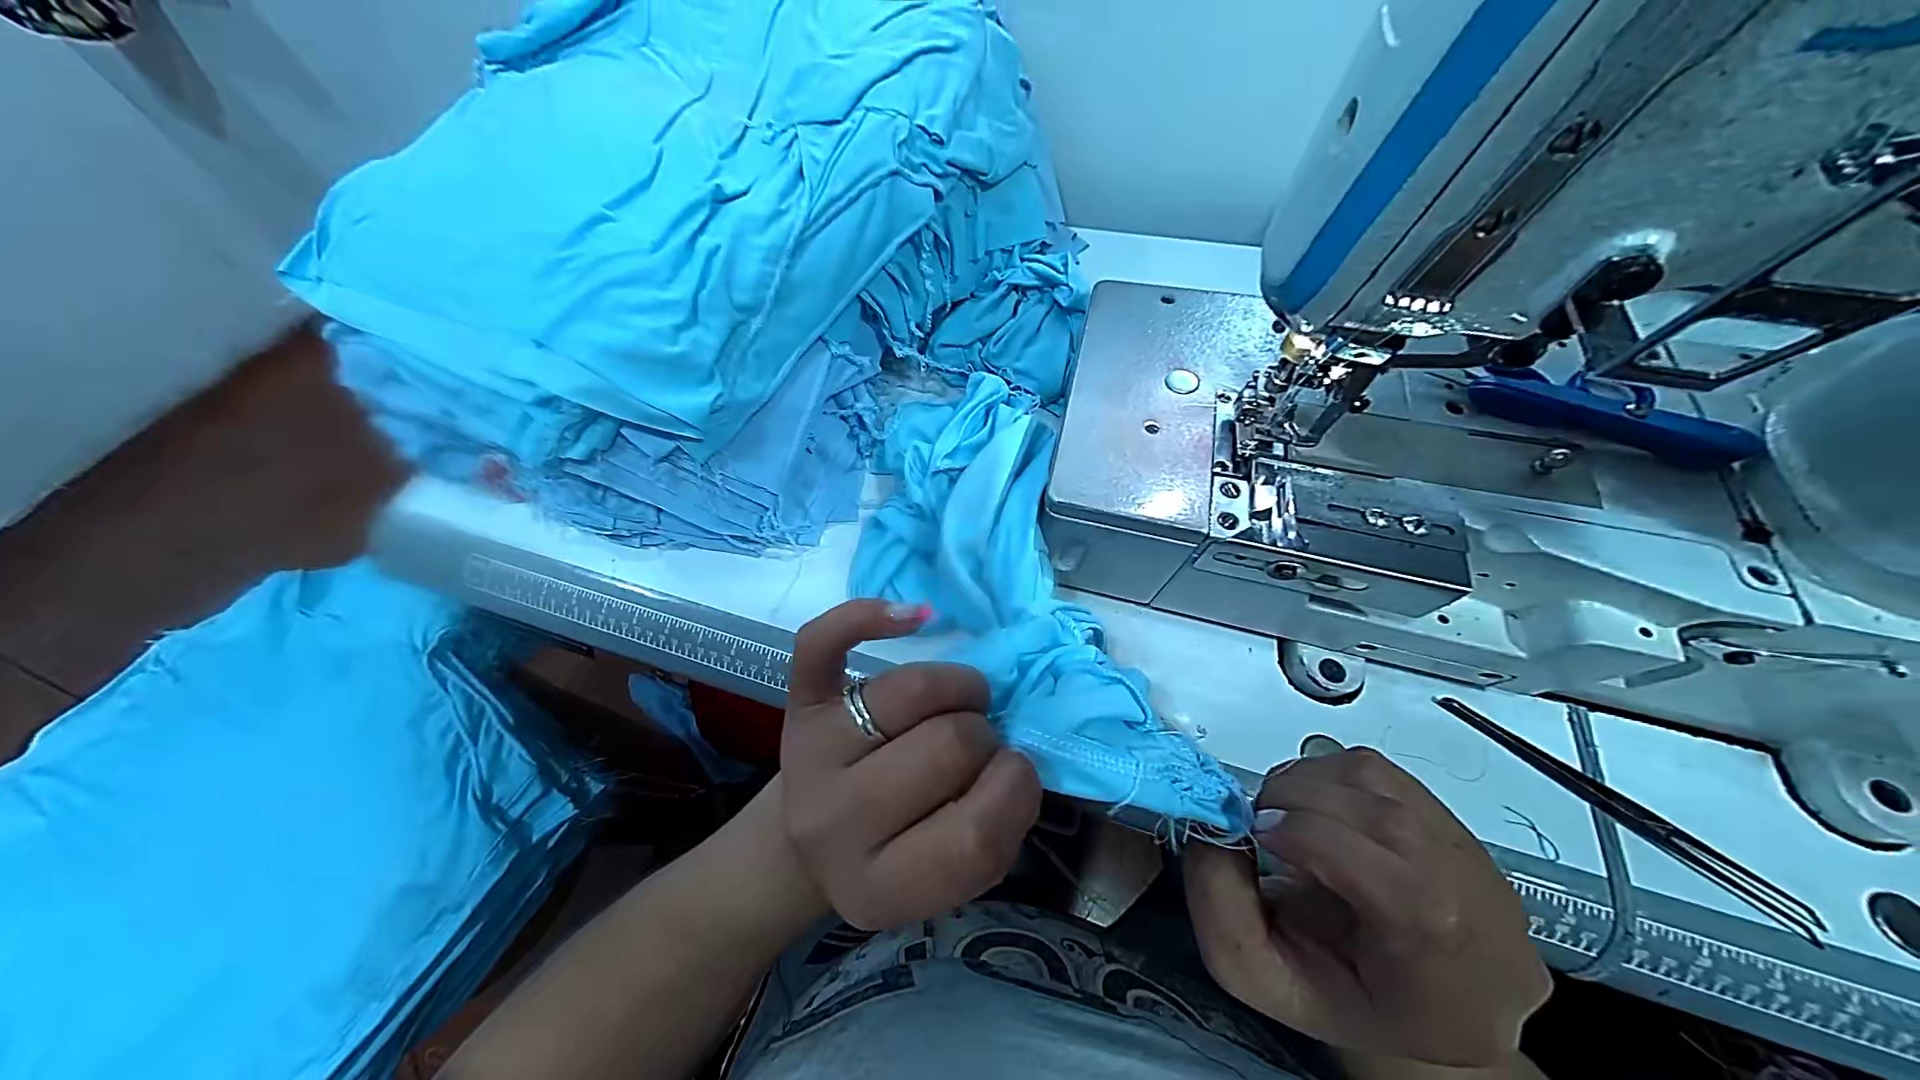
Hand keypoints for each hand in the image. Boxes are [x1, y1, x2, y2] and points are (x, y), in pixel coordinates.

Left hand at [781, 599, 1042, 929]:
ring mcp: (810, 756)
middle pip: (950, 745)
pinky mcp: (799, 704)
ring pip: (914, 689)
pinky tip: (916, 618)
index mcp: (879, 887)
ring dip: (962, 686)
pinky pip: (822, 643)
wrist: (818, 838)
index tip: (1010, 773)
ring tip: (963, 701)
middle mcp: (832, 822)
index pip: (976, 837)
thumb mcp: (954, 871)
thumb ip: (995, 823)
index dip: (1014, 791)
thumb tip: (1016, 744)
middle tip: (976, 744)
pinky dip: (867, 617)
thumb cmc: (902, 850)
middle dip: (985, 735)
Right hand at [1184, 748, 1549, 1066]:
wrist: (1435, 1011)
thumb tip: (1210, 831)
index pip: (1363, 856)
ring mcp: (1465, 844)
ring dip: (1306, 782)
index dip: (1293, 833)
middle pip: (1366, 803)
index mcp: (1431, 939)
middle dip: (1291, 797)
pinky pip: (1375, 769)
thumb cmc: (1351, 1000)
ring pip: (1368, 774)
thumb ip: (1219, 907)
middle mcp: (1467, 885)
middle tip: (1258, 824)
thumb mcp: (1264, 979)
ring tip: (1288, 818)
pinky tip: (1320, 813)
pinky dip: (1328, 776)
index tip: (1252, 839)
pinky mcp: (1450, 816)